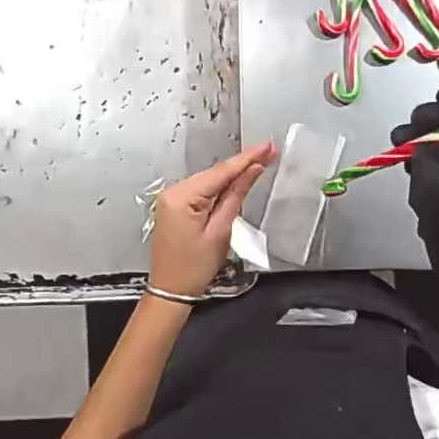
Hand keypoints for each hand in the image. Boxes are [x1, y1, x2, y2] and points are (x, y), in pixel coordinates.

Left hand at [149, 141, 276, 296]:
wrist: (170, 291)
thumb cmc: (192, 269)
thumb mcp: (220, 232)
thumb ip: (236, 197)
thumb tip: (251, 172)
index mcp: (181, 198)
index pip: (220, 172)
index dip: (246, 159)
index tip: (266, 148)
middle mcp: (171, 193)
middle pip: (213, 173)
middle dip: (241, 164)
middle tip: (268, 153)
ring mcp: (170, 200)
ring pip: (208, 181)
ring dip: (231, 175)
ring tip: (258, 164)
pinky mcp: (173, 207)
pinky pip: (200, 191)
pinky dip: (218, 187)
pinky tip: (235, 182)